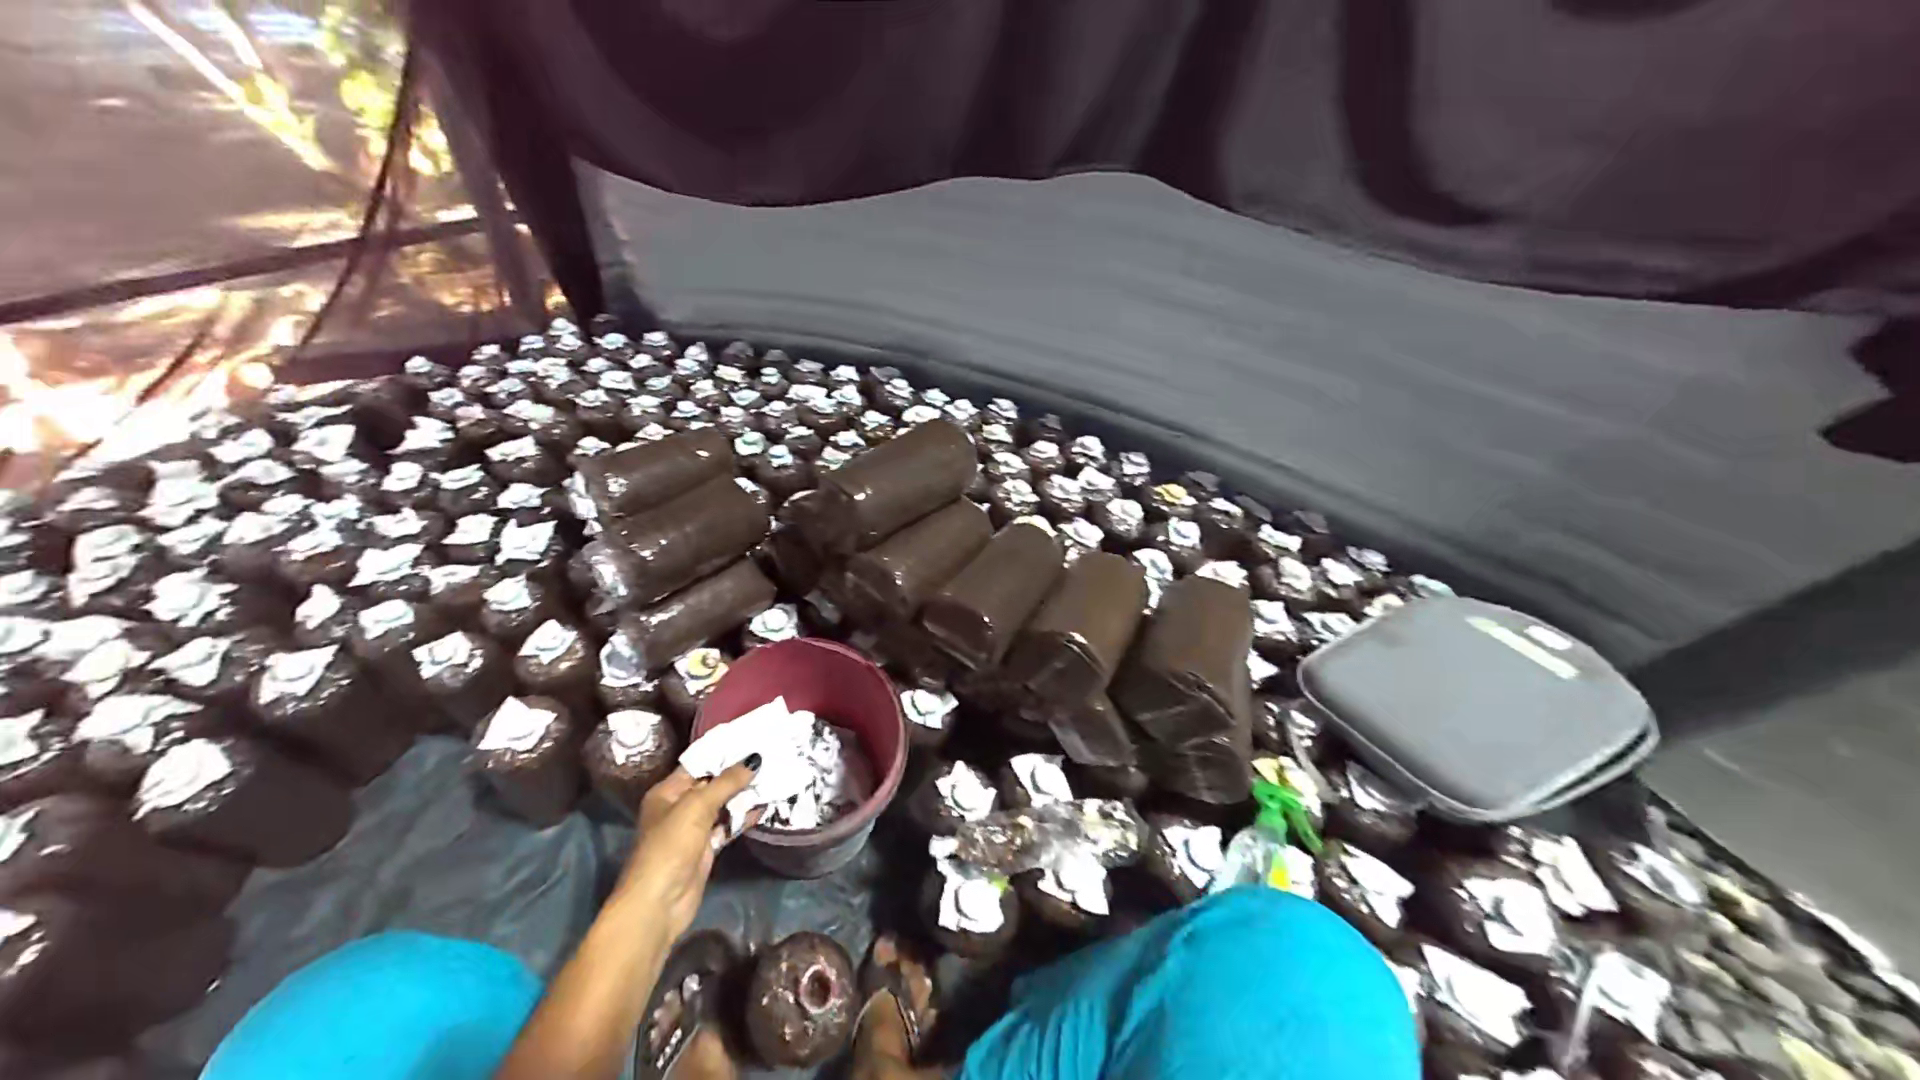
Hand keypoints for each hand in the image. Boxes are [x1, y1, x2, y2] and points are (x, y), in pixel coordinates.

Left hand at [618, 759, 758, 939]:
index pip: (697, 764)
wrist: (659, 902)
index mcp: (667, 792)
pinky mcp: (707, 848)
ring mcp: (693, 829)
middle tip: (770, 755)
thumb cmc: (670, 846)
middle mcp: (679, 807)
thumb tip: (754, 759)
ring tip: (774, 775)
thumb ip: (726, 782)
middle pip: (712, 783)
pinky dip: (744, 817)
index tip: (751, 738)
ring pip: (723, 805)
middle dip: (738, 772)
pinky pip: (729, 825)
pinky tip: (765, 805)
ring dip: (744, 794)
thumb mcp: (697, 806)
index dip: (723, 752)